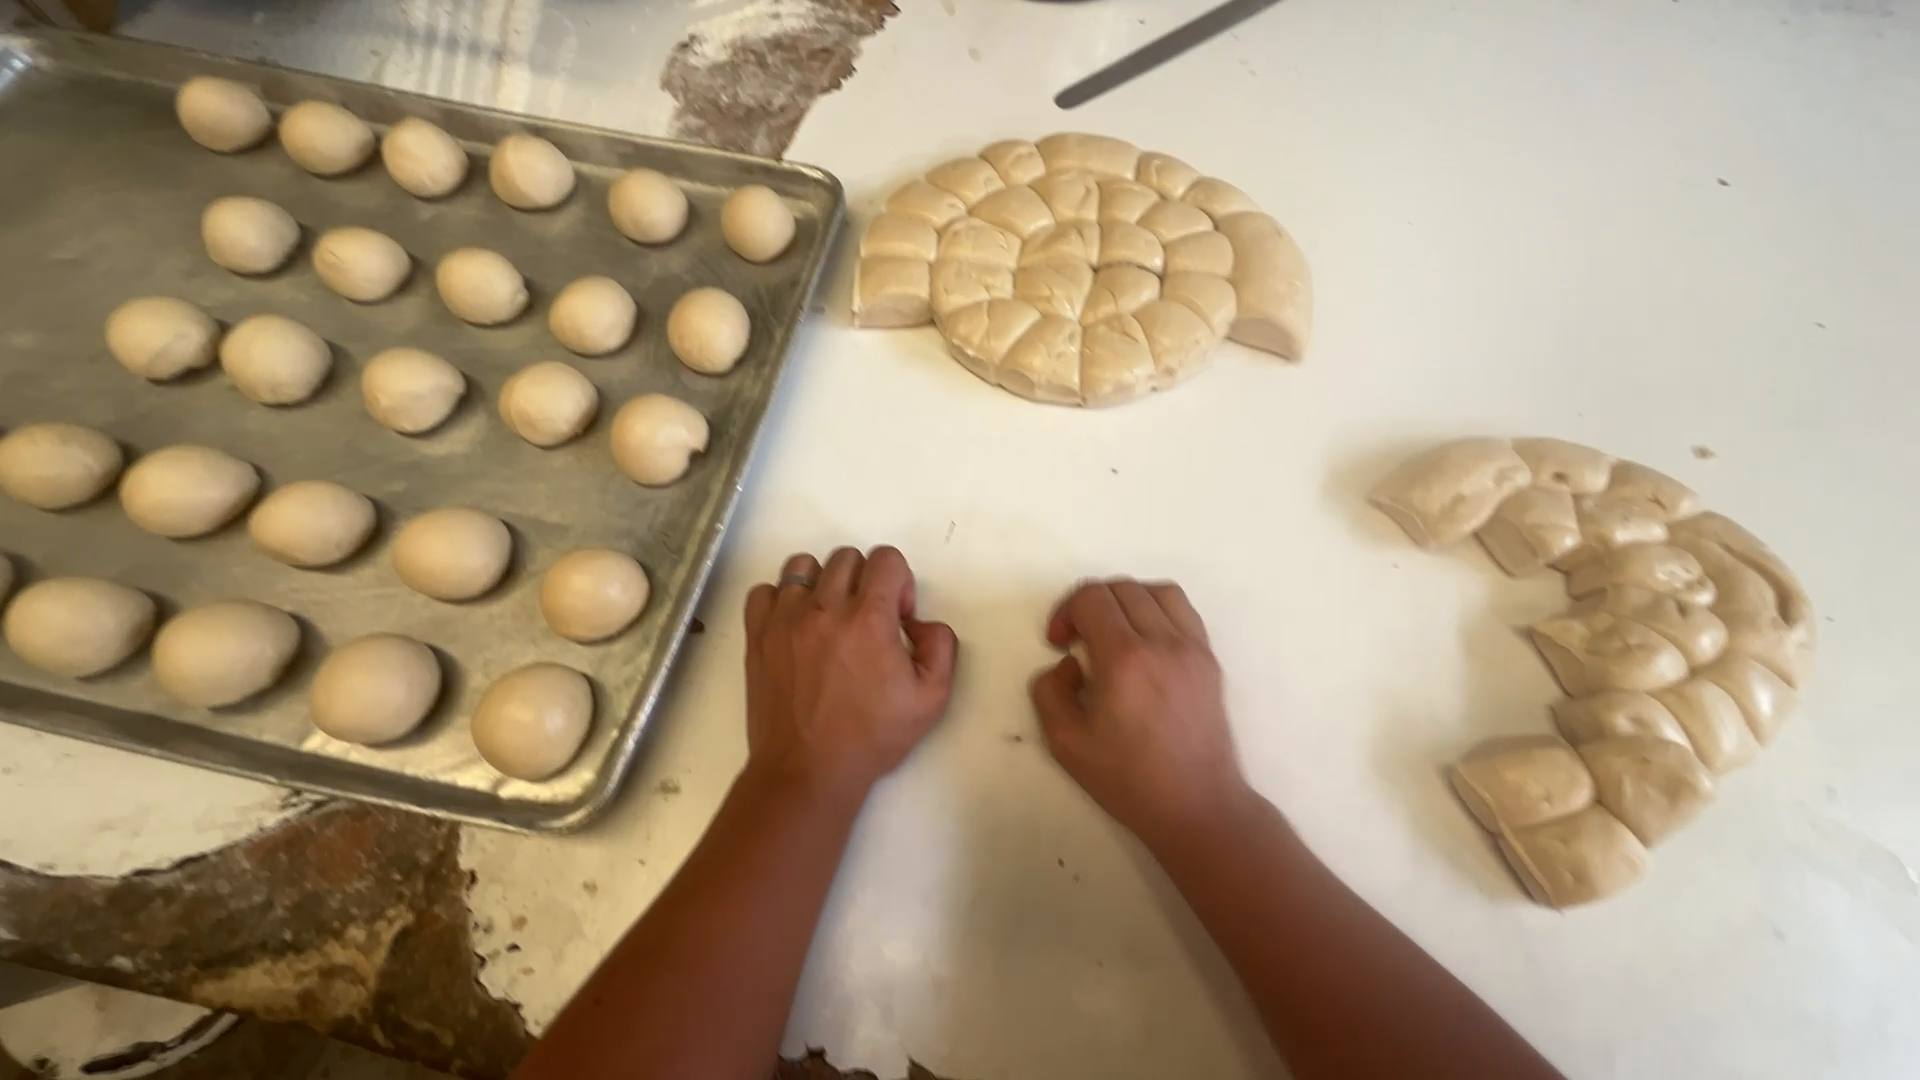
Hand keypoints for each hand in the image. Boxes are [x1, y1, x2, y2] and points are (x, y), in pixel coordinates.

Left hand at [742, 546, 957, 800]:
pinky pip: (764, 591)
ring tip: (828, 618)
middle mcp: (824, 609)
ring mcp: (785, 620)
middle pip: (847, 557)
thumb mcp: (932, 698)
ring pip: (803, 565)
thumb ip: (941, 646)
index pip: (886, 558)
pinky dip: (781, 600)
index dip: (900, 582)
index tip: (897, 618)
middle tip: (867, 621)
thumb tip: (919, 622)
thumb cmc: (871, 737)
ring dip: (822, 583)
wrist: (808, 771)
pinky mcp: (757, 636)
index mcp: (869, 619)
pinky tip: (795, 626)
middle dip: (865, 581)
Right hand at [1031, 579, 1251, 847]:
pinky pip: (1182, 610)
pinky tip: (1144, 641)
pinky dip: (1157, 610)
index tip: (1059, 643)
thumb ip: (1049, 690)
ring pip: (1156, 591)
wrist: (1197, 805)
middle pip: (1121, 588)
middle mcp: (1163, 642)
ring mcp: (1192, 648)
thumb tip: (1069, 663)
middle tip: (1078, 640)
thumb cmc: (1129, 779)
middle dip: (1090, 605)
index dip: (1065, 611)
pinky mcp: (1210, 659)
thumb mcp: (1065, 742)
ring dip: (1126, 600)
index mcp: (1125, 658)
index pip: (1091, 597)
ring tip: (1113, 633)